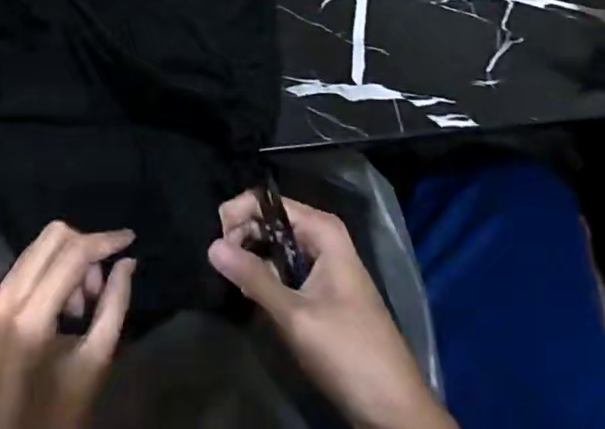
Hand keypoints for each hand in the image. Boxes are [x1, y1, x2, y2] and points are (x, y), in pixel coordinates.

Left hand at [0, 222, 137, 428]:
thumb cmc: (57, 411)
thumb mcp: (96, 360)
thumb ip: (115, 303)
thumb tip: (127, 261)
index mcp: (31, 316)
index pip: (73, 253)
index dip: (106, 240)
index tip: (131, 238)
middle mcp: (8, 296)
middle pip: (54, 236)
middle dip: (86, 248)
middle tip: (101, 286)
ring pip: (41, 244)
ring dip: (70, 259)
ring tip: (84, 304)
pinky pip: (30, 262)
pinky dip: (54, 268)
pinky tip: (66, 303)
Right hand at [207, 192, 455, 428]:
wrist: (392, 403)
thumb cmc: (347, 351)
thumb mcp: (295, 315)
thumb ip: (254, 277)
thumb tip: (211, 245)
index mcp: (322, 229)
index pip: (267, 201)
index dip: (238, 214)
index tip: (216, 244)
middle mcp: (322, 235)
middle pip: (270, 219)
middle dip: (241, 235)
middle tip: (220, 266)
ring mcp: (323, 261)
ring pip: (275, 244)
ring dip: (251, 256)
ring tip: (231, 279)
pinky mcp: (320, 286)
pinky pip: (284, 265)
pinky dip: (265, 273)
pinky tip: (251, 292)